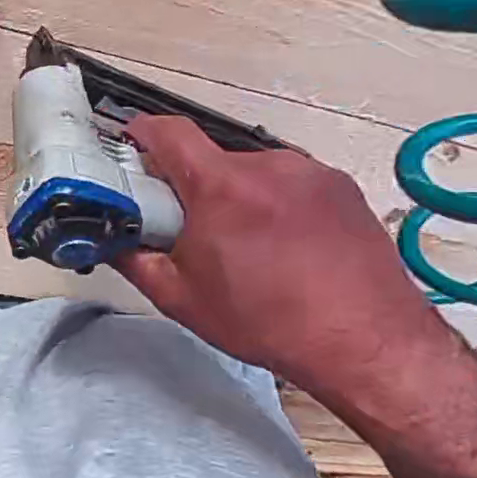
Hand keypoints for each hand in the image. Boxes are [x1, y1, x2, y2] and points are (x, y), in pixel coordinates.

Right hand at [115, 117, 464, 393]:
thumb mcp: (178, 297)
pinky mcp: (340, 188)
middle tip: (185, 225)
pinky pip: (286, 181)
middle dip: (189, 184)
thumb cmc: (273, 323)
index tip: (132, 143)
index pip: (169, 132)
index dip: (142, 132)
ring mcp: (311, 175)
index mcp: (222, 188)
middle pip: (209, 156)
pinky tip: (277, 245)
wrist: (365, 345)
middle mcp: (270, 168)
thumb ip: (133, 259)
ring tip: (239, 243)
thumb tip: (112, 240)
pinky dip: (270, 202)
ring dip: (232, 194)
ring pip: (248, 170)